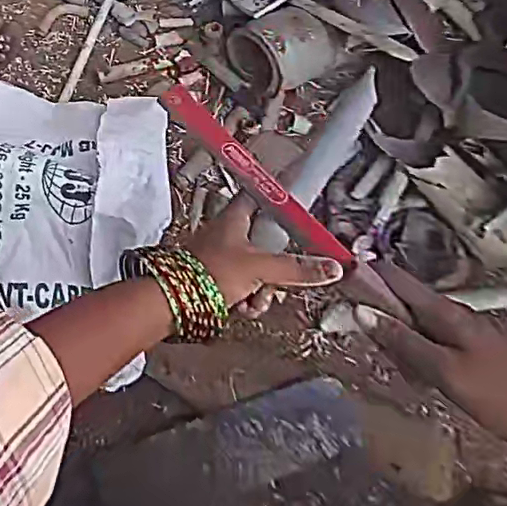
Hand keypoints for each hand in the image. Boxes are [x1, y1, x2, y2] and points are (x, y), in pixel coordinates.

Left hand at [185, 195, 343, 308]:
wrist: (175, 300)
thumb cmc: (210, 272)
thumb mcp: (260, 268)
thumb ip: (296, 269)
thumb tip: (330, 267)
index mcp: (235, 217)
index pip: (261, 196)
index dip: (279, 198)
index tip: (296, 201)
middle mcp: (228, 232)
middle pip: (266, 243)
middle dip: (275, 270)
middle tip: (275, 282)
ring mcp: (221, 255)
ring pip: (257, 269)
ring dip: (262, 290)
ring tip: (254, 301)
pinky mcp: (216, 277)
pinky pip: (243, 286)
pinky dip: (247, 300)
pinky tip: (242, 308)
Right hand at [353, 262, 506, 443]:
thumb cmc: (497, 395)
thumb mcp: (443, 370)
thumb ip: (401, 340)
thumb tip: (360, 310)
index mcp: (442, 309)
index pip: (393, 275)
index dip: (365, 272)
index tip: (340, 281)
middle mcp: (449, 310)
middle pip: (400, 298)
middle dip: (380, 315)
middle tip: (377, 347)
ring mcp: (459, 327)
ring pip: (412, 320)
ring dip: (399, 338)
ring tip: (405, 370)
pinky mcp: (467, 346)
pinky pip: (428, 337)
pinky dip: (416, 351)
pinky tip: (421, 375)